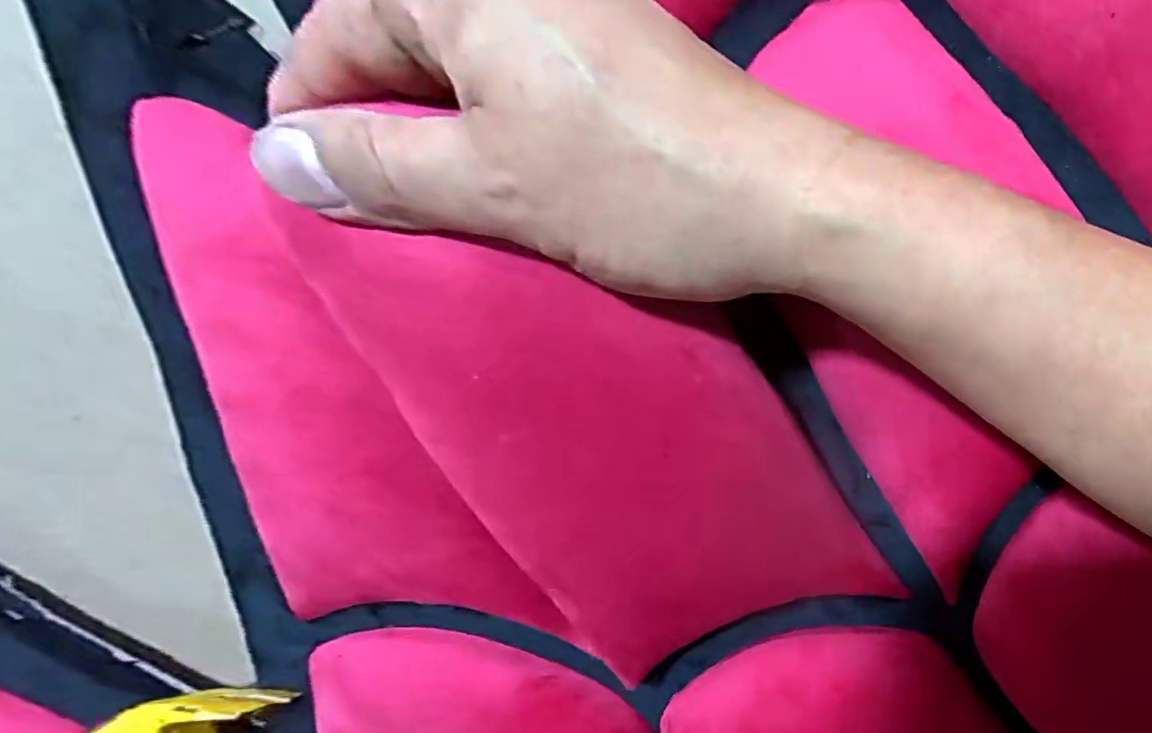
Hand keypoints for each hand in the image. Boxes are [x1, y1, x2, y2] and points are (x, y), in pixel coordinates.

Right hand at [256, 0, 853, 299]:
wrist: (788, 198)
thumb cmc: (644, 190)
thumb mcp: (503, 187)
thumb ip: (390, 172)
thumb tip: (286, 163)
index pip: (342, 33)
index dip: (318, 110)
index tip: (311, 181)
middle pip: (417, 54)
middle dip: (397, 132)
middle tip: (391, 212)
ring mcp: (590, 24)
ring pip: (489, 85)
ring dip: (467, 147)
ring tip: (462, 213)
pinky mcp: (639, 69)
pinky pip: (550, 101)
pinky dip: (529, 146)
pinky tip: (534, 191)